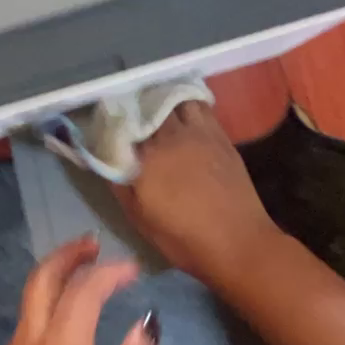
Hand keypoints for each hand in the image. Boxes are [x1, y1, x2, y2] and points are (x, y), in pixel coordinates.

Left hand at [0, 236, 156, 344]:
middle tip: (94, 243)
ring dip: (54, 275)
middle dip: (66, 256)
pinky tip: (68, 312)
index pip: (82, 292)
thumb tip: (143, 323)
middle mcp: (27, 344)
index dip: (109, 273)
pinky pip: (26, 321)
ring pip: (28, 298)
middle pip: (40, 280)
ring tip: (86, 270)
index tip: (136, 268)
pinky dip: (47, 301)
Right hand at [117, 102, 281, 291]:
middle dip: (136, 106)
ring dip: (162, 101)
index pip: (121, 125)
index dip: (113, 121)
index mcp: (147, 157)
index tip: (106, 122)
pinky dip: (187, 103)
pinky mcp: (220, 137)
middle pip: (148, 107)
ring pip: (174, 101)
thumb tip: (106, 161)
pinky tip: (182, 111)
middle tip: (129, 111)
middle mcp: (171, 137)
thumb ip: (119, 185)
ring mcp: (198, 134)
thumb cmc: (183, 237)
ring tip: (156, 108)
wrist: (238, 243)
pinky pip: (200, 107)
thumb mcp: (139, 218)